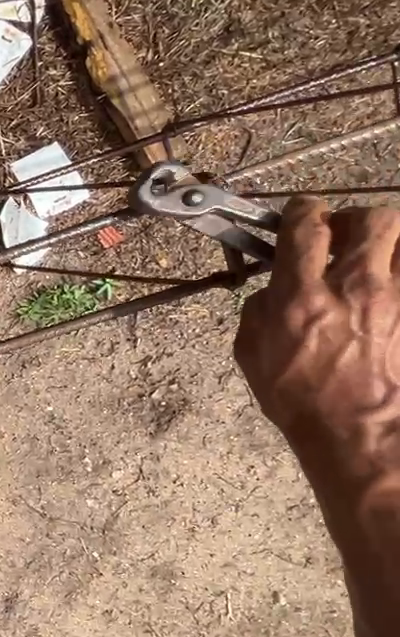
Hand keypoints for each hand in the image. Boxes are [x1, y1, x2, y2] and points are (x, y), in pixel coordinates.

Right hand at [236, 197, 399, 483]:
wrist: (357, 426)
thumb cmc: (295, 393)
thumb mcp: (251, 351)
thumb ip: (260, 310)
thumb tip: (274, 289)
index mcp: (300, 297)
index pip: (306, 230)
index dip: (301, 211)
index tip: (299, 211)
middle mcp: (354, 287)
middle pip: (373, 220)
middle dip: (356, 218)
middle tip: (341, 232)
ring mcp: (396, 297)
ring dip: (386, 240)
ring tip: (371, 255)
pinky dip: (398, 270)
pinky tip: (384, 286)